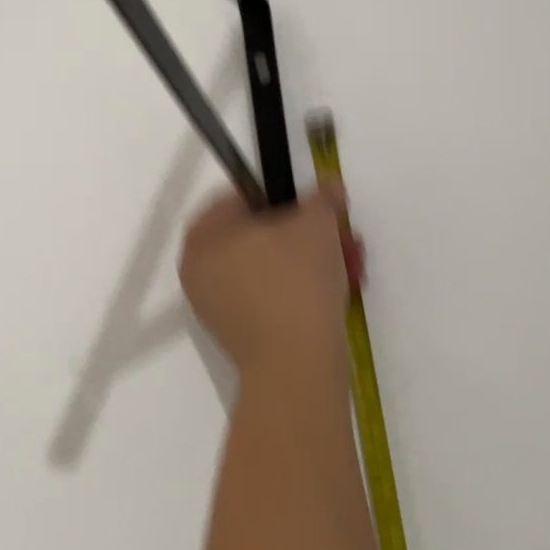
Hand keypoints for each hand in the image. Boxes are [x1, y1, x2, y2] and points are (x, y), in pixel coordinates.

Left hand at [178, 185, 352, 383]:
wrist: (296, 363)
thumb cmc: (296, 280)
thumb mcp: (317, 224)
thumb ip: (322, 197)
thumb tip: (328, 187)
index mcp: (203, 234)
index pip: (242, 196)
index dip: (288, 195)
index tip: (321, 206)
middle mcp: (199, 268)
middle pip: (259, 235)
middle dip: (308, 233)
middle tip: (344, 237)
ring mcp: (215, 305)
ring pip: (269, 268)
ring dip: (312, 262)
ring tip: (350, 267)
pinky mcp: (237, 334)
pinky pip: (269, 298)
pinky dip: (300, 292)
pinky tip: (337, 294)